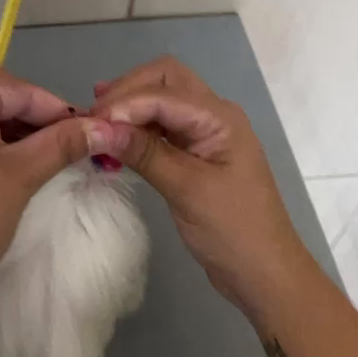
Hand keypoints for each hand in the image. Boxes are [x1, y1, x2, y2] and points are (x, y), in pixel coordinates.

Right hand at [89, 56, 310, 320]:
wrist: (267, 276)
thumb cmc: (233, 232)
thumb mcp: (186, 190)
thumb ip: (144, 153)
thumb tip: (99, 128)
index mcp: (219, 117)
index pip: (164, 92)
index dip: (125, 102)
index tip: (90, 123)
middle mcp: (214, 114)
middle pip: (165, 80)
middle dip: (128, 91)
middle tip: (93, 116)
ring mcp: (206, 132)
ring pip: (162, 98)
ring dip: (131, 106)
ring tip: (97, 123)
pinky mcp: (197, 151)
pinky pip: (163, 124)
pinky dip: (138, 126)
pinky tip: (117, 139)